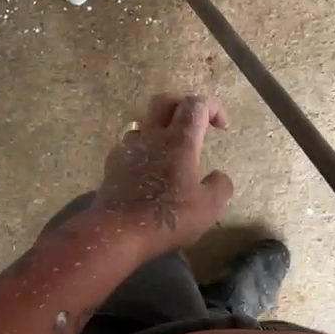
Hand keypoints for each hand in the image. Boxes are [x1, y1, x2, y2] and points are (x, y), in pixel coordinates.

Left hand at [88, 95, 234, 254]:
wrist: (117, 232)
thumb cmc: (168, 217)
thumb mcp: (209, 207)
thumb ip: (220, 186)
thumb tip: (218, 176)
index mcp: (179, 141)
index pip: (196, 105)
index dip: (212, 107)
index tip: (221, 125)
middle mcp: (153, 137)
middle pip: (164, 101)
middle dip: (182, 104)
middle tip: (194, 123)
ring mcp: (129, 149)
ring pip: (144, 123)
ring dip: (160, 129)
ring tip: (169, 151)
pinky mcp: (113, 164)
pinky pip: (129, 146)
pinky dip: (143, 151)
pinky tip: (147, 171)